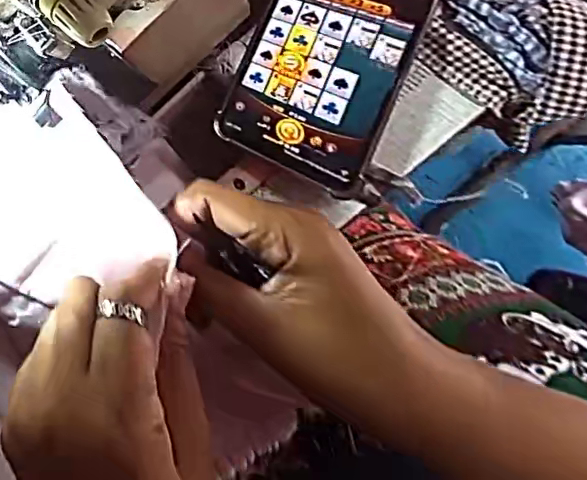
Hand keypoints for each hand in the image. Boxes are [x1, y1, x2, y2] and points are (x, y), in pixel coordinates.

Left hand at [2, 260, 186, 479]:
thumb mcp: (188, 444)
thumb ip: (173, 357)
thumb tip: (170, 288)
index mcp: (112, 411)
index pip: (119, 306)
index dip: (142, 277)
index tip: (159, 266)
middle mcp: (57, 399)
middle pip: (78, 297)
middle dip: (112, 299)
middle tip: (138, 317)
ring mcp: (26, 406)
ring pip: (55, 318)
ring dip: (86, 322)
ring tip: (113, 353)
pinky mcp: (10, 415)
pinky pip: (38, 351)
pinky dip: (64, 351)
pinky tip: (87, 379)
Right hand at [166, 180, 440, 424]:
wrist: (417, 393)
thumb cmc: (344, 361)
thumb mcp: (264, 327)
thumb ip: (211, 285)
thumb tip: (176, 260)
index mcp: (285, 224)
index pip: (207, 194)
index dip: (180, 220)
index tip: (169, 260)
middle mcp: (294, 217)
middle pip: (221, 210)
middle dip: (198, 245)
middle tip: (189, 291)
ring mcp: (304, 235)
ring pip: (237, 230)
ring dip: (218, 262)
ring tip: (211, 304)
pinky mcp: (309, 255)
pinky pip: (259, 247)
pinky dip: (240, 270)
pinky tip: (239, 303)